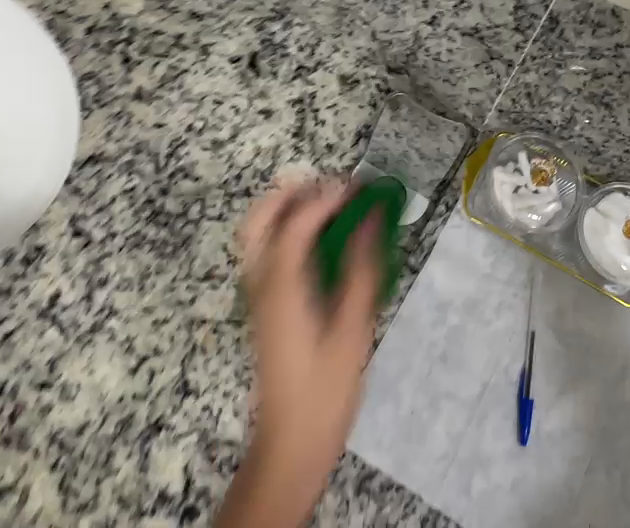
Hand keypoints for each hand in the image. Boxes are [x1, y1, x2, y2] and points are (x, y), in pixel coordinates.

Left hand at [221, 180, 383, 526]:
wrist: (290, 442)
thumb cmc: (325, 390)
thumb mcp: (353, 330)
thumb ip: (361, 270)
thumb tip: (372, 221)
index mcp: (281, 286)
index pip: (297, 223)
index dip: (327, 197)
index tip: (359, 187)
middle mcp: (261, 283)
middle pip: (259, 219)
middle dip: (293, 193)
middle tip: (333, 187)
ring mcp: (257, 295)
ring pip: (258, 234)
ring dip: (288, 209)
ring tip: (330, 205)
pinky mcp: (264, 307)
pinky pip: (267, 252)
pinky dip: (288, 232)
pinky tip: (321, 241)